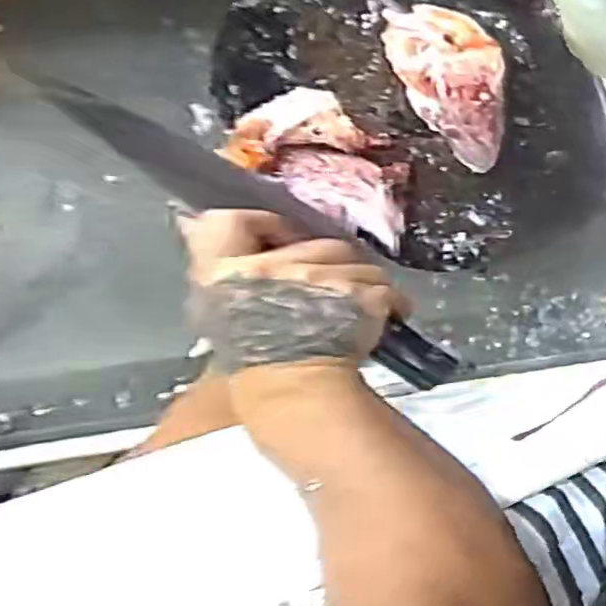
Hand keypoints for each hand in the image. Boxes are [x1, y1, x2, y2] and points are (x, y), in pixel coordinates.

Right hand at [182, 210, 411, 371]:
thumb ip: (232, 271)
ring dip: (365, 284)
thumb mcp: (222, 308)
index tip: (285, 237)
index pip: (230, 221)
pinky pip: (388, 288)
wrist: (294, 384)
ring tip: (354, 309)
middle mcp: (273, 269)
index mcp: (226, 272)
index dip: (266, 222)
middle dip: (336, 264)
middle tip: (332, 291)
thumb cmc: (257, 353)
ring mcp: (322, 279)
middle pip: (323, 243)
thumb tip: (213, 232)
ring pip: (363, 263)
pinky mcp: (363, 294)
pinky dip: (392, 303)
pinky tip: (383, 317)